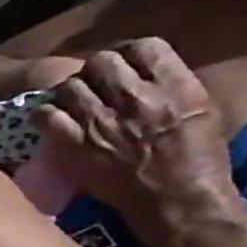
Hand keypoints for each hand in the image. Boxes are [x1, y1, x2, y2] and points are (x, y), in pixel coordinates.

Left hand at [33, 38, 246, 233]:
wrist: (176, 199)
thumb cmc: (198, 158)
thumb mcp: (200, 110)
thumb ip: (172, 85)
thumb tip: (143, 72)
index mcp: (175, 86)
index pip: (145, 46)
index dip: (129, 53)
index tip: (124, 66)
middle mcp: (136, 98)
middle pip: (101, 62)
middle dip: (95, 71)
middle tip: (94, 86)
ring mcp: (101, 121)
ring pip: (69, 85)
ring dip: (68, 92)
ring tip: (73, 104)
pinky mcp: (75, 144)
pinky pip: (46, 115)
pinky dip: (45, 114)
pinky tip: (52, 120)